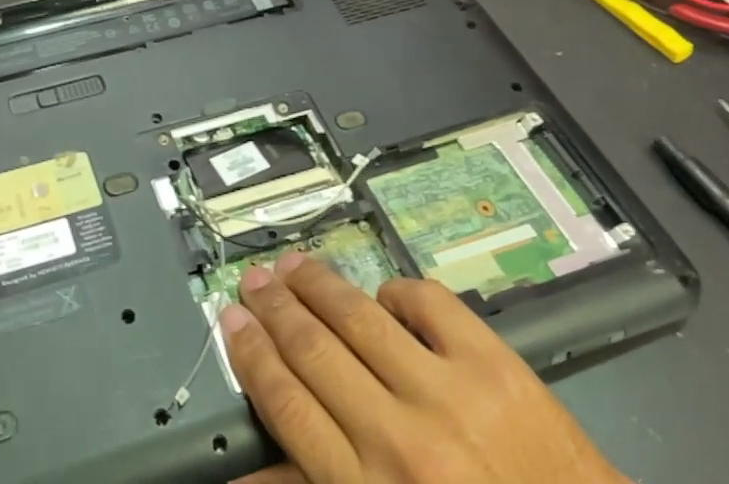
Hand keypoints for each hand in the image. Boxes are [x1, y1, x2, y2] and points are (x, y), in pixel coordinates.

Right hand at [221, 253, 625, 483]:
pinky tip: (382, 296)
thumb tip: (238, 476)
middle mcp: (399, 440)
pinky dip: (396, 291)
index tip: (231, 321)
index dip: (250, 353)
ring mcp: (450, 396)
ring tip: (292, 267)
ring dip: (316, 284)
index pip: (285, 402)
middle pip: (312, 350)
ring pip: (357, 316)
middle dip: (273, 308)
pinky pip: (427, 303)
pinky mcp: (497, 366)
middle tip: (254, 282)